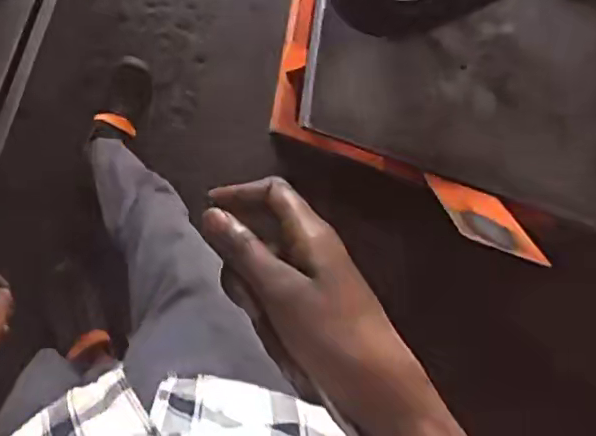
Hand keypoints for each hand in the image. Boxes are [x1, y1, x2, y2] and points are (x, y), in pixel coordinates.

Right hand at [200, 178, 462, 435]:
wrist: (386, 403)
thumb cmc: (334, 337)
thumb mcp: (280, 291)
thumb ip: (243, 249)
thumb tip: (210, 211)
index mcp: (310, 234)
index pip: (272, 191)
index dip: (239, 193)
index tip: (209, 209)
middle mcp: (310, 251)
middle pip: (259, 237)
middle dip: (244, 269)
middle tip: (248, 301)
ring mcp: (312, 283)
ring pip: (262, 276)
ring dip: (259, 304)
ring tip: (275, 334)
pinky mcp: (313, 313)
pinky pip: (276, 305)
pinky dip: (274, 325)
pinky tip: (288, 352)